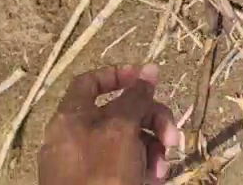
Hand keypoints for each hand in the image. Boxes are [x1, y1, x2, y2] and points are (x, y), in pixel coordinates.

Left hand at [38, 64, 181, 184]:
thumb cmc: (102, 173)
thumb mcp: (124, 128)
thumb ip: (137, 96)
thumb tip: (150, 68)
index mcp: (71, 119)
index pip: (89, 82)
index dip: (119, 75)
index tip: (147, 80)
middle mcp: (75, 137)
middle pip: (119, 110)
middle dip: (152, 119)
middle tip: (171, 134)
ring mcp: (84, 162)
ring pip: (127, 137)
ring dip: (153, 146)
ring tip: (162, 165)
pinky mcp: (96, 182)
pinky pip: (123, 162)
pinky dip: (142, 165)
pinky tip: (154, 178)